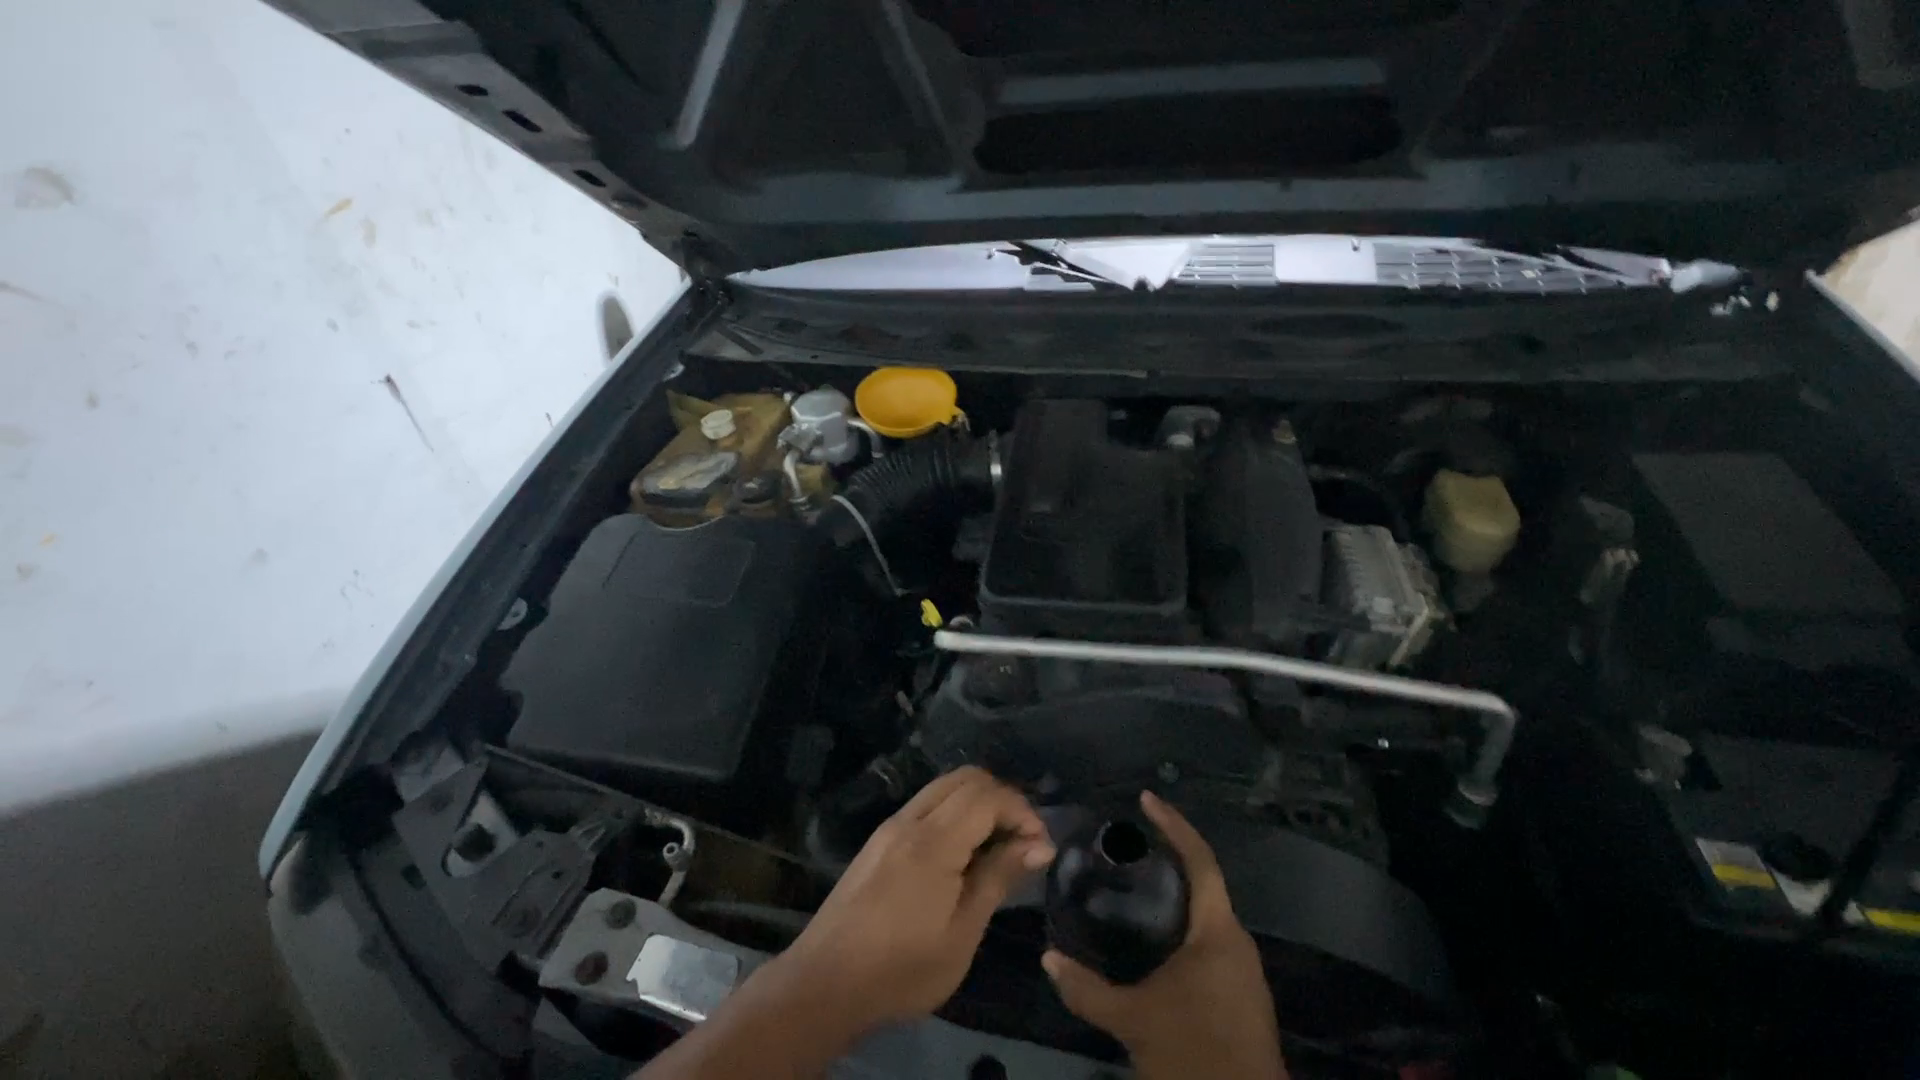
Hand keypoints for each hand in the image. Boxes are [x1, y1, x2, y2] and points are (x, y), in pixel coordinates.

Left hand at [774, 766, 1055, 1033]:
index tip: (1041, 847)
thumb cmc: (900, 970)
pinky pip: (925, 807)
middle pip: (964, 778)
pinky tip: (964, 854)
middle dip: (1003, 798)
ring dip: (978, 803)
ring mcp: (888, 828)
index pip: (987, 794)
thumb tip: (1038, 844)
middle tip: (1024, 840)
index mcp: (931, 841)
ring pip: (943, 789)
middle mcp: (908, 821)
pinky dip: (954, 814)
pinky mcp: (877, 843)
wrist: (822, 985)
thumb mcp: (961, 933)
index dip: (1022, 810)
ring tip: (999, 847)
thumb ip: (998, 878)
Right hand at [1043, 792, 1287, 1079]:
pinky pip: (1208, 942)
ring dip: (1174, 897)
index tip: (1147, 800)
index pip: (1200, 861)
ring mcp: (1242, 970)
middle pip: (1204, 885)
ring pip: (1205, 917)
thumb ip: (1087, 988)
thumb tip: (1048, 959)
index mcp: (1217, 933)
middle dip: (1169, 860)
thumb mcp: (1133, 1020)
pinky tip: (1150, 941)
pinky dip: (1179, 928)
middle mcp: (1236, 942)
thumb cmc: (1192, 1051)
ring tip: (1130, 888)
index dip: (1174, 825)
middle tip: (1126, 847)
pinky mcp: (1239, 993)